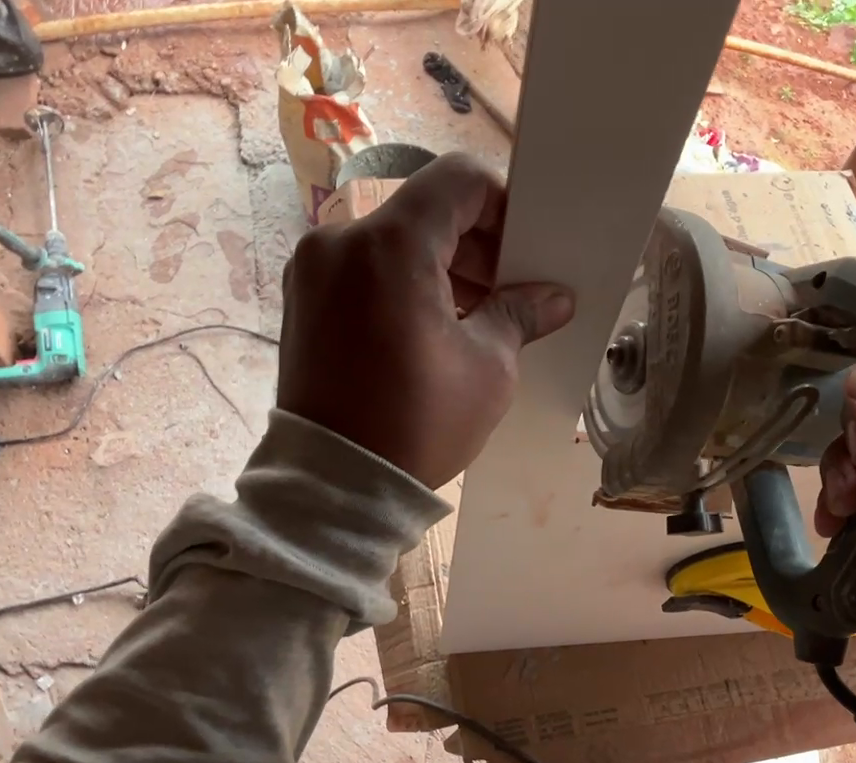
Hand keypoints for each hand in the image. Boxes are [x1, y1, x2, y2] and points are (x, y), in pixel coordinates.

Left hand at [276, 154, 574, 488]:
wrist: (335, 487)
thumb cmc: (417, 425)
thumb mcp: (487, 369)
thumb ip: (519, 314)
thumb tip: (553, 297)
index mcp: (390, 246)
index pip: (459, 181)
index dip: (504, 207)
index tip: (524, 253)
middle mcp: (340, 241)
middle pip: (424, 213)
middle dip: (476, 247)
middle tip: (508, 295)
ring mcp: (312, 272)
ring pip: (393, 243)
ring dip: (440, 269)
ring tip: (473, 321)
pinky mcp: (301, 303)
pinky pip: (363, 272)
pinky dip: (402, 287)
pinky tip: (429, 332)